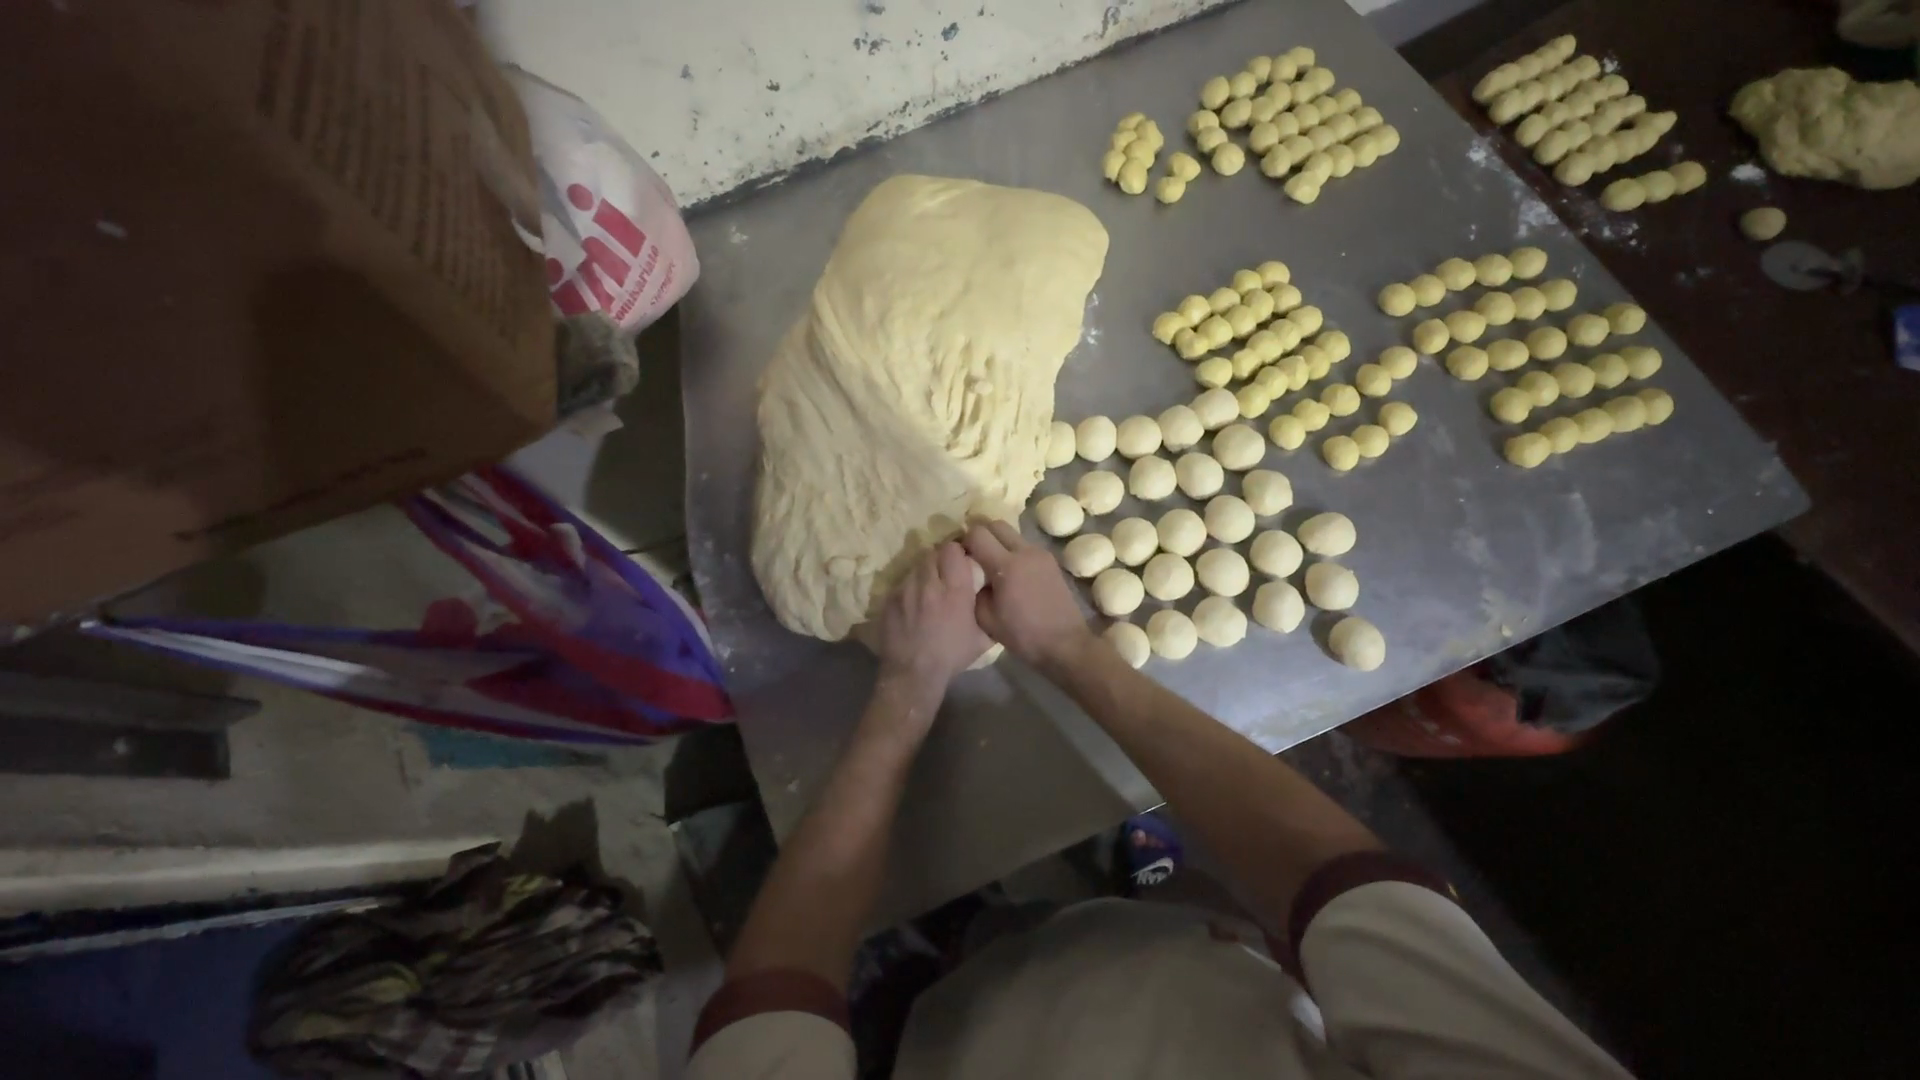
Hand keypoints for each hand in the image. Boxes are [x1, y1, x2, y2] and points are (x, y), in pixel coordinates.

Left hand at [874, 542, 993, 695]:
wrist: (913, 673)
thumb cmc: (951, 656)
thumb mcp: (982, 637)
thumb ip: (987, 611)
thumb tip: (990, 595)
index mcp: (954, 589)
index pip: (953, 549)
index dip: (958, 552)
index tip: (962, 561)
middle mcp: (928, 583)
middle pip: (933, 553)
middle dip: (941, 560)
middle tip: (946, 573)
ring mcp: (905, 589)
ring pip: (916, 567)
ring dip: (925, 573)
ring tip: (929, 588)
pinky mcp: (889, 599)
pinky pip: (902, 583)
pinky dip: (910, 588)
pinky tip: (913, 603)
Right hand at [962, 519, 1093, 667]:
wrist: (1064, 643)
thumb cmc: (1023, 635)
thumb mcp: (987, 619)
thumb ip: (975, 591)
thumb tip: (973, 576)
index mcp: (1006, 566)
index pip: (977, 534)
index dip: (964, 542)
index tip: (961, 557)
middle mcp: (1025, 552)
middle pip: (996, 524)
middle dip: (981, 535)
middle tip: (975, 555)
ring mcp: (1041, 554)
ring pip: (1012, 534)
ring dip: (999, 543)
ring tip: (993, 565)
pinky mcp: (1051, 561)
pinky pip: (1025, 546)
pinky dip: (1013, 552)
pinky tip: (1012, 574)